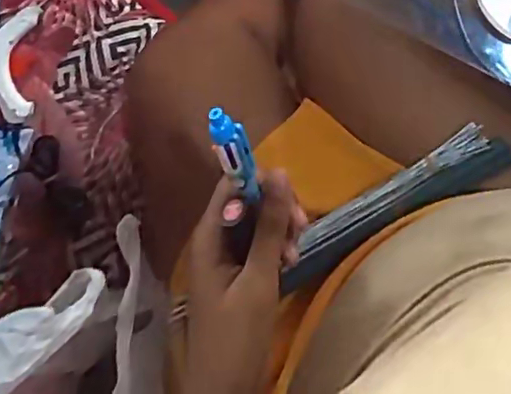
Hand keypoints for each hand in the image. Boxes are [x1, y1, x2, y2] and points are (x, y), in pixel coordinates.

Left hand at [182, 170, 304, 393]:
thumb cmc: (236, 338)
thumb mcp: (258, 279)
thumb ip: (269, 225)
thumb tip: (280, 172)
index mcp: (209, 236)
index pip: (232, 185)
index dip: (260, 181)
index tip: (288, 197)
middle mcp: (216, 239)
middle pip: (250, 200)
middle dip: (277, 208)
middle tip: (300, 229)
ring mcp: (227, 256)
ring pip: (259, 220)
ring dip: (281, 229)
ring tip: (294, 255)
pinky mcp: (239, 272)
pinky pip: (260, 242)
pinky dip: (278, 247)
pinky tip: (291, 263)